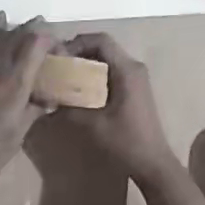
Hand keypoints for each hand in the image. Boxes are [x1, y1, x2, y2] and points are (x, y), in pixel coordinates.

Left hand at [0, 14, 55, 192]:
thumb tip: (48, 100)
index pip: (38, 41)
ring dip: (0, 26)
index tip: (56, 53)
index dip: (51, 41)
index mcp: (15, 78)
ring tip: (4, 21)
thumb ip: (32, 112)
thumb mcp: (15, 137)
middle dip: (30, 29)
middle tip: (37, 32)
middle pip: (16, 32)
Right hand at [56, 33, 174, 179]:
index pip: (101, 40)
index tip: (61, 55)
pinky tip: (83, 88)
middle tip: (61, 65)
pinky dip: (97, 73)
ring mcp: (137, 77)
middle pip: (104, 47)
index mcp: (127, 69)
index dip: (79, 42)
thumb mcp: (95, 125)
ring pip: (108, 58)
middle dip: (81, 52)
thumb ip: (71, 109)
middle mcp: (134, 66)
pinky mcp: (136, 87)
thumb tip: (50, 98)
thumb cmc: (127, 142)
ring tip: (68, 76)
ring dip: (88, 63)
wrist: (154, 165)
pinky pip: (113, 69)